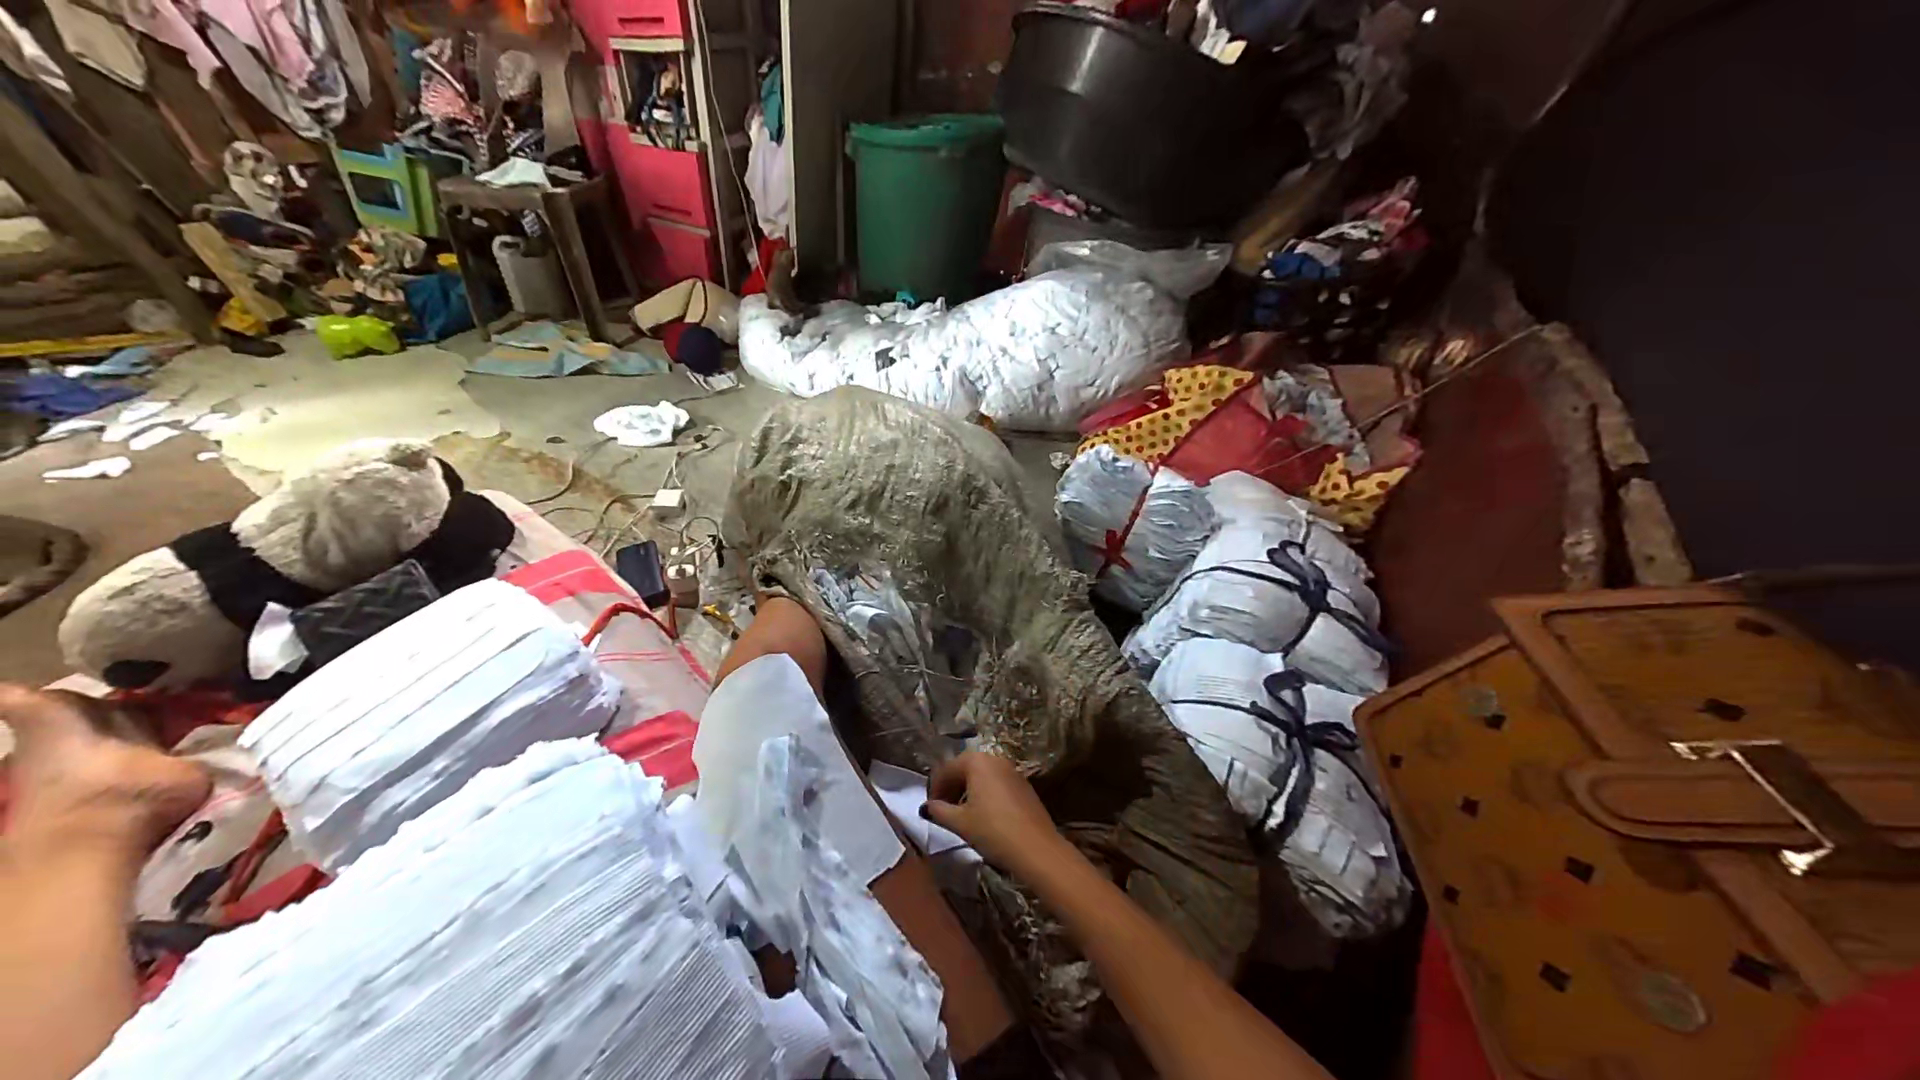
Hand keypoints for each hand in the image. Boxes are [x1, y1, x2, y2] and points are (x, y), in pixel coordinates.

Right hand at [923, 751, 1072, 879]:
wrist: (1036, 848)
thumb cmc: (993, 830)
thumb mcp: (960, 822)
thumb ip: (939, 811)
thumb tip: (926, 807)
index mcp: (976, 761)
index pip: (946, 769)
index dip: (934, 789)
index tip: (929, 808)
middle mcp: (995, 759)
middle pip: (964, 769)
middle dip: (951, 788)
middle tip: (942, 811)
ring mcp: (1012, 771)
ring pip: (981, 777)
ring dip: (967, 792)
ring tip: (960, 815)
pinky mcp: (1023, 786)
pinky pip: (996, 784)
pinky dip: (984, 795)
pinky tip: (982, 816)